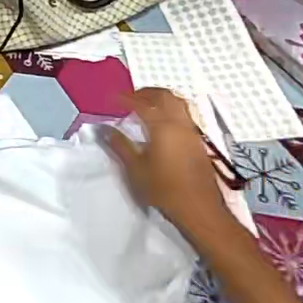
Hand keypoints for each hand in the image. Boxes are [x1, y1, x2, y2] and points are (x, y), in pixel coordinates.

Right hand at [99, 88, 237, 243]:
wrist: (199, 209)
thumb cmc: (163, 189)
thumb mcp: (135, 167)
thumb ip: (119, 144)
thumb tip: (104, 128)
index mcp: (163, 127)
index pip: (142, 104)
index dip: (126, 99)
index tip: (113, 99)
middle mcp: (180, 124)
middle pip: (166, 96)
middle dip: (146, 93)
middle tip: (130, 98)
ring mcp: (193, 133)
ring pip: (179, 104)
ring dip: (161, 99)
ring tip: (146, 107)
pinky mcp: (199, 143)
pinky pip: (184, 115)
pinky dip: (170, 110)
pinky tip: (161, 124)